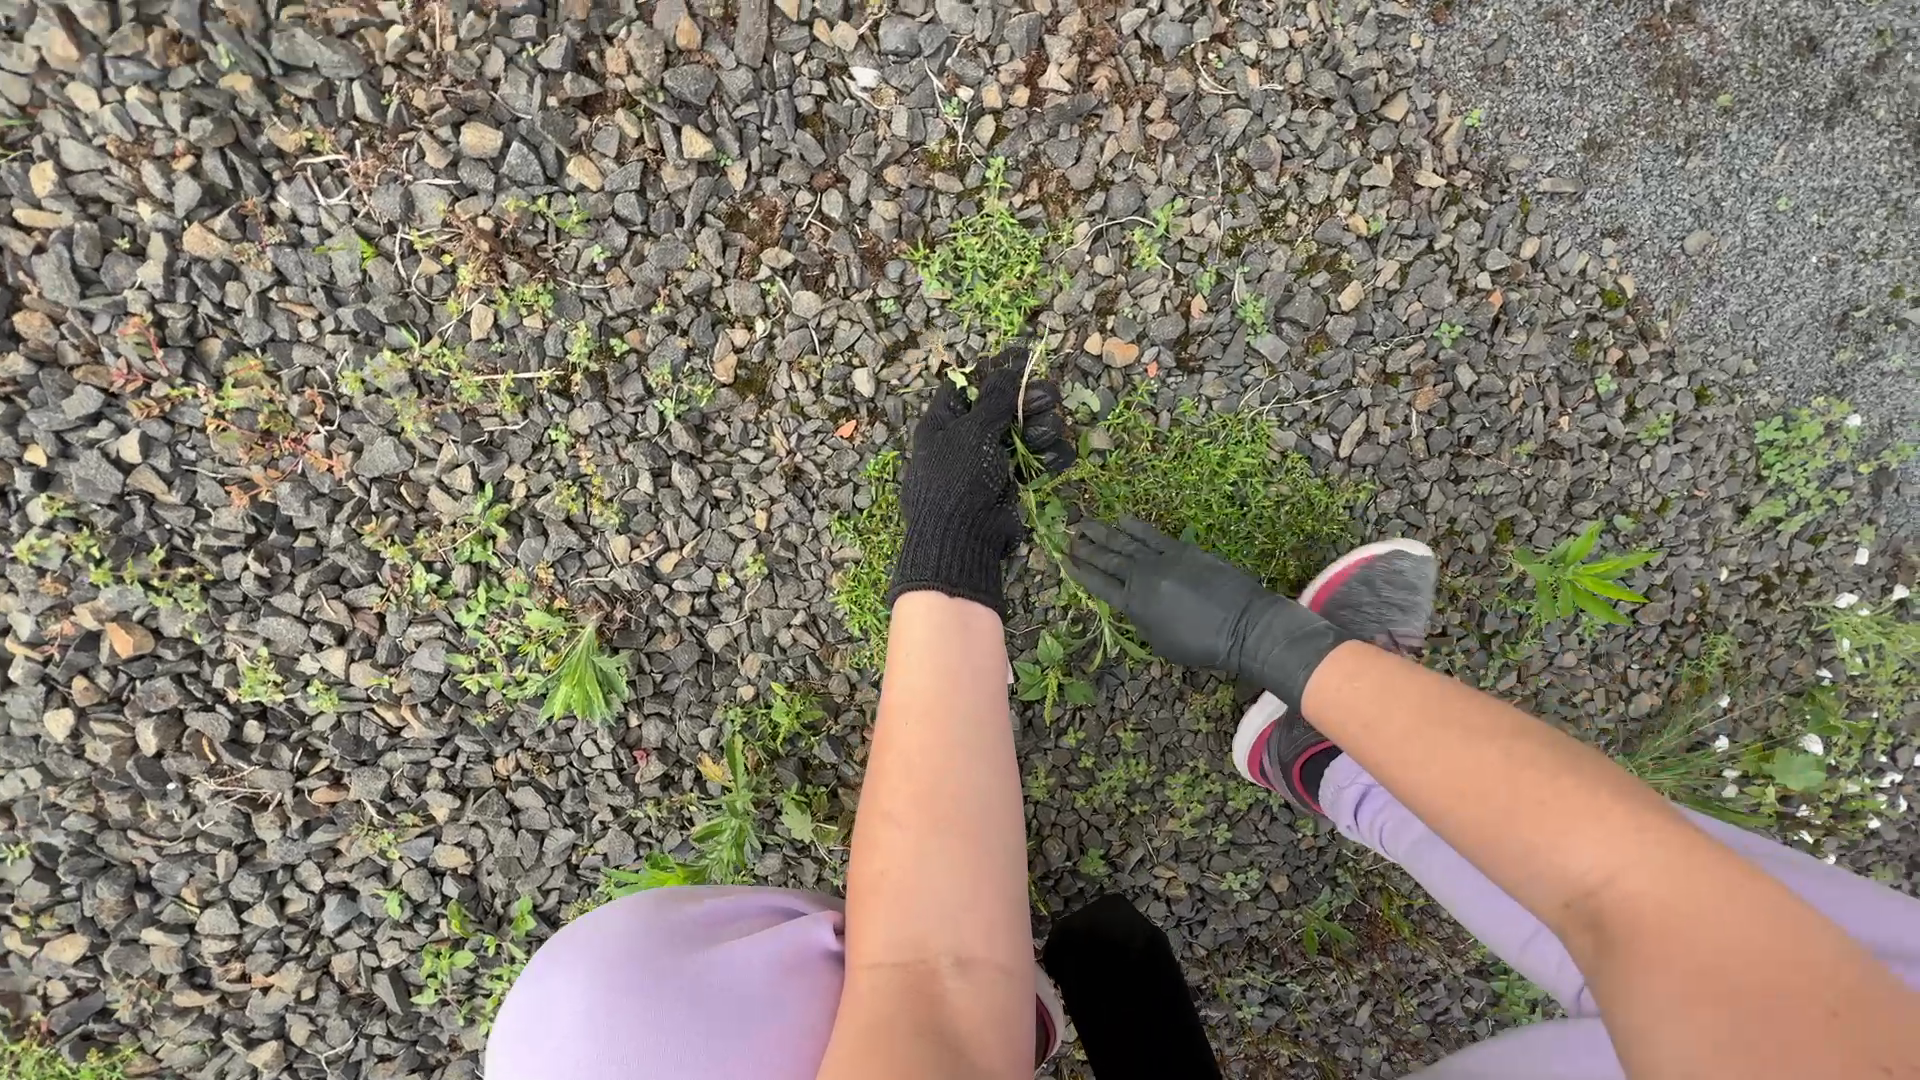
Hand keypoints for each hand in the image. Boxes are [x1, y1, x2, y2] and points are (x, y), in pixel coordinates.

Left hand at [887, 352, 1074, 615]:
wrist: (962, 538)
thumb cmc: (956, 478)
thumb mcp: (972, 432)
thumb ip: (995, 398)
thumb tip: (1009, 364)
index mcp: (945, 420)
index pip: (969, 384)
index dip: (995, 370)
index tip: (1022, 359)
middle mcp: (967, 437)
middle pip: (1005, 405)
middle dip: (1027, 400)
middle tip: (1047, 398)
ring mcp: (990, 460)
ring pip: (1025, 431)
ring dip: (1041, 429)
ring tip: (1043, 435)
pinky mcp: (1010, 482)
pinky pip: (1035, 460)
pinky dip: (1049, 457)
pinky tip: (1056, 456)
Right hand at [1063, 516, 1347, 705]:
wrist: (1242, 626)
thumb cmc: (1202, 645)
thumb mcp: (1160, 643)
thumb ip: (1141, 620)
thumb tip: (1133, 604)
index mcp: (1133, 606)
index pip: (1098, 585)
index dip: (1080, 572)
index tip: (1064, 560)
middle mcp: (1141, 579)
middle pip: (1107, 560)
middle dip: (1085, 548)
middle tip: (1068, 537)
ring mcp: (1161, 561)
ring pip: (1124, 542)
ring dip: (1102, 533)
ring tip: (1084, 524)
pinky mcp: (1182, 550)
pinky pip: (1152, 534)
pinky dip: (1134, 526)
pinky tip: (1121, 519)